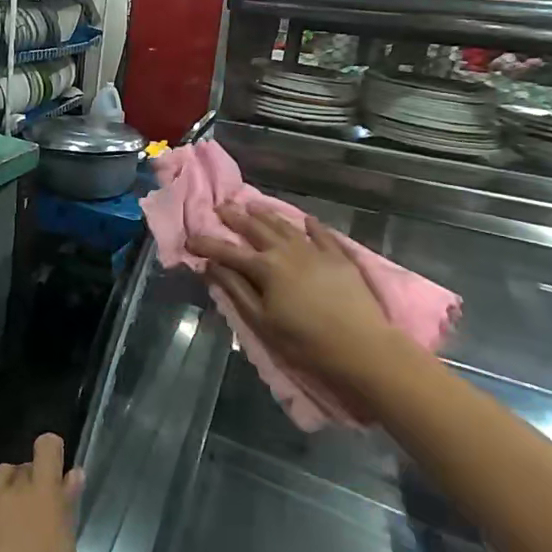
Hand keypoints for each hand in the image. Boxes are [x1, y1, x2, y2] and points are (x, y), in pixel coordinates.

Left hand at [0, 432, 83, 551]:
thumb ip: (66, 519)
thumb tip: (71, 479)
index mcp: (45, 499)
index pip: (48, 448)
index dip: (53, 456)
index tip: (57, 475)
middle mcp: (12, 493)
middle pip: (23, 469)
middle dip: (31, 484)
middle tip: (34, 519)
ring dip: (6, 487)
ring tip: (9, 514)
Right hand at [190, 207, 394, 395]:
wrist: (361, 347)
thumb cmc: (305, 342)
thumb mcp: (262, 321)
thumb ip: (236, 290)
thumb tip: (212, 266)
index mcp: (265, 267)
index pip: (228, 252)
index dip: (207, 244)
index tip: (190, 239)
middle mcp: (287, 251)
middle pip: (256, 229)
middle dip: (235, 218)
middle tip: (221, 207)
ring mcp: (315, 251)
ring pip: (286, 226)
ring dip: (266, 214)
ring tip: (252, 205)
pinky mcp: (339, 257)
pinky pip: (322, 235)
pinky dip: (311, 225)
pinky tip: (305, 219)